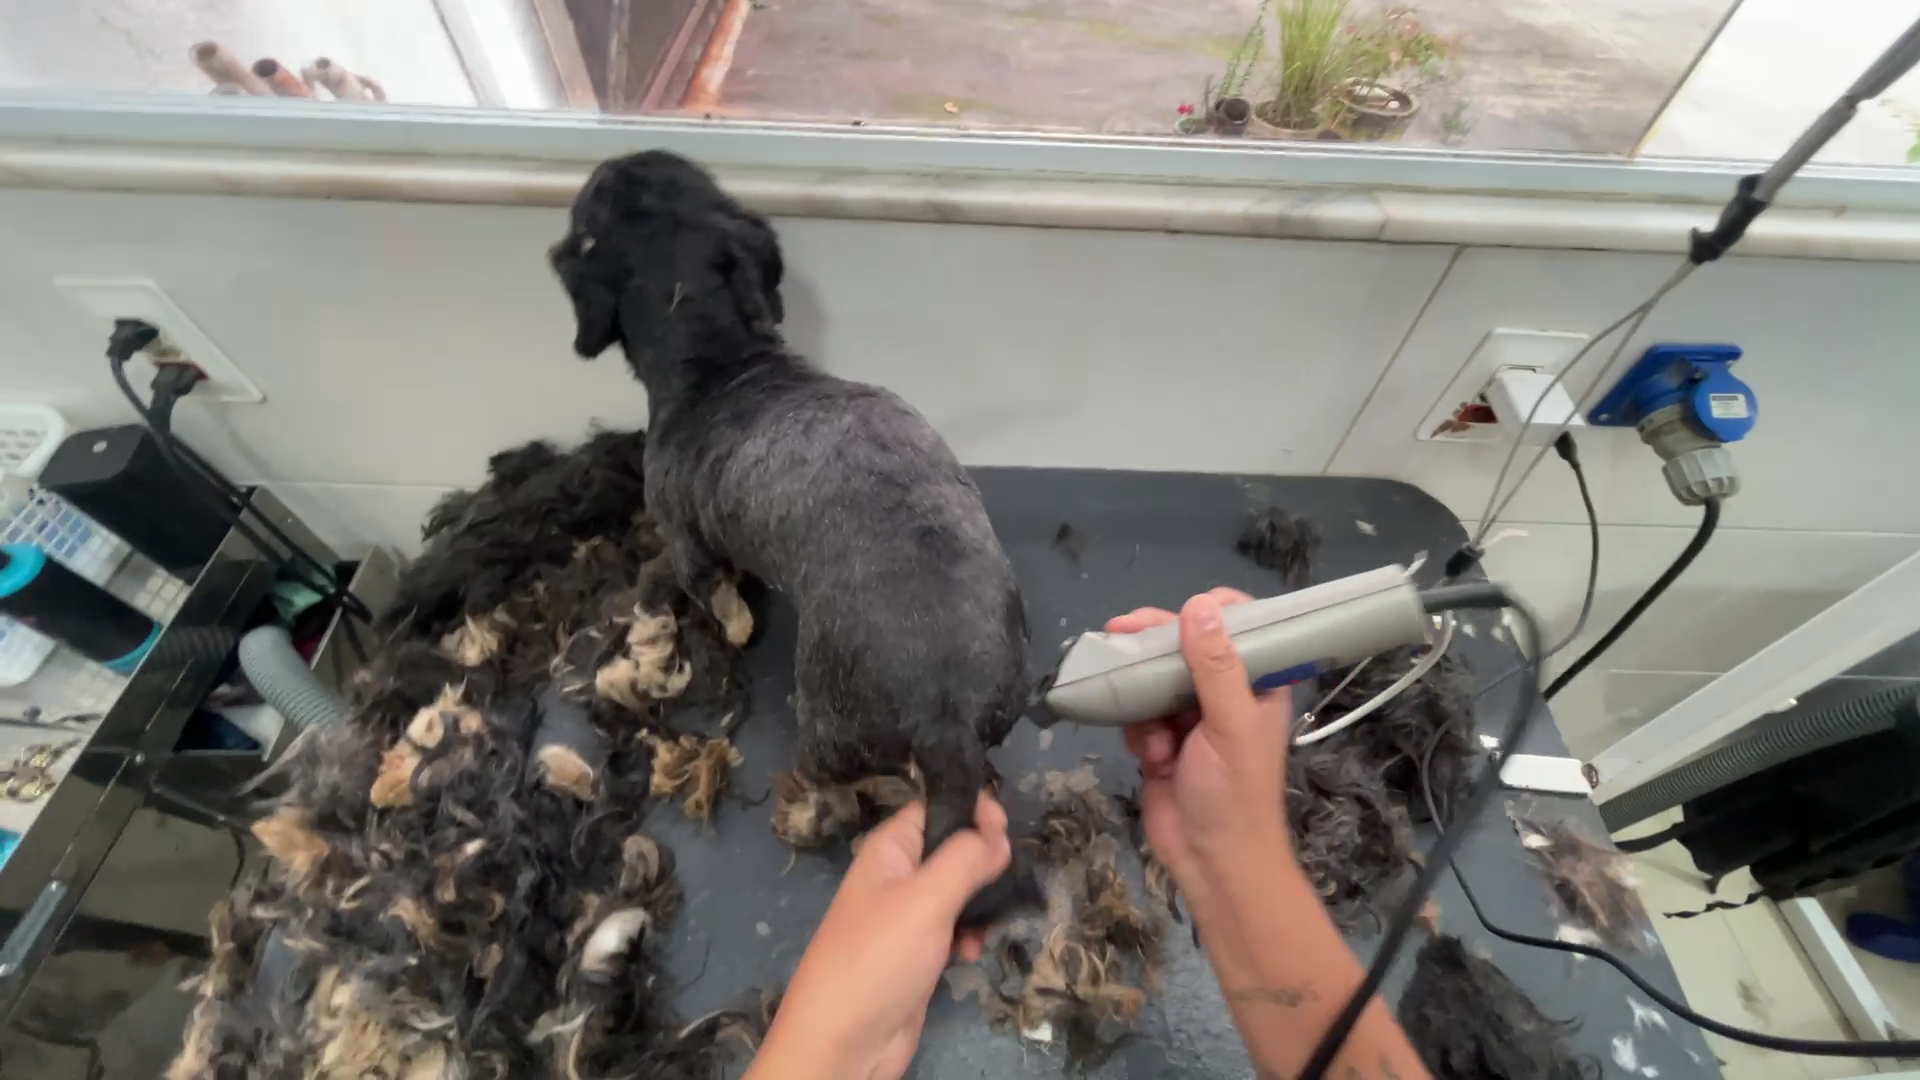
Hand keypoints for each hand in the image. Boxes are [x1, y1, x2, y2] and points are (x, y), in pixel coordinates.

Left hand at [747, 794, 1012, 1079]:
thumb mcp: (925, 899)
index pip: (936, 808)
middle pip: (952, 848)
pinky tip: (970, 953)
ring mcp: (908, 915)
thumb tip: (999, 830)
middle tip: (1011, 874)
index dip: (971, 810)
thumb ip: (966, 858)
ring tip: (990, 922)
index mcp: (891, 848)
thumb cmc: (879, 957)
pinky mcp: (919, 951)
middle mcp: (899, 874)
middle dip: (984, 860)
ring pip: (959, 890)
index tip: (1006, 826)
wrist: (843, 1045)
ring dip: (982, 903)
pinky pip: (955, 927)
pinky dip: (969, 935)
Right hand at [1108, 589, 1294, 919]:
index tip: (1183, 608)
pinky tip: (1148, 758)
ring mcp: (1189, 716)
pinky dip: (1137, 731)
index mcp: (1256, 685)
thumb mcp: (1228, 724)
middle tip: (1117, 631)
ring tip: (1151, 734)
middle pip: (1184, 646)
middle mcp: (1223, 694)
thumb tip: (1198, 605)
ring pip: (1153, 678)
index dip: (1212, 611)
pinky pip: (1137, 712)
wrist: (1209, 864)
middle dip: (1153, 646)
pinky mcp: (1159, 738)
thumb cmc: (1233, 795)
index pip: (1241, 627)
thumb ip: (1215, 666)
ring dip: (1144, 701)